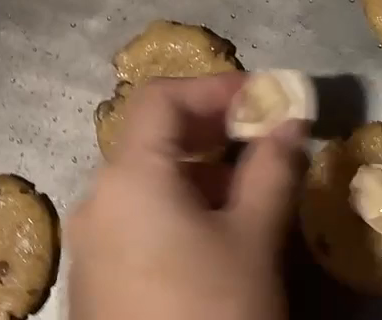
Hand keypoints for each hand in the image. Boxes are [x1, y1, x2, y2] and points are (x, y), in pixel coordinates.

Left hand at [69, 74, 305, 319]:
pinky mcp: (96, 284)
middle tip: (263, 135)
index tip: (264, 97)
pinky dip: (178, 203)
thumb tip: (290, 117)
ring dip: (200, 167)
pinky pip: (136, 217)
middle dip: (213, 126)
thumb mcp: (255, 234)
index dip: (216, 85)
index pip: (162, 97)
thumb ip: (273, 164)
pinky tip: (218, 233)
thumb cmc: (214, 310)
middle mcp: (97, 203)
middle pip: (151, 135)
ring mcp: (91, 247)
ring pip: (146, 179)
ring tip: (250, 187)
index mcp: (128, 178)